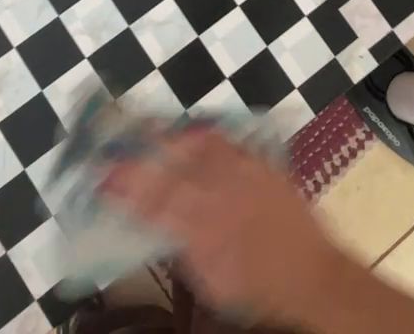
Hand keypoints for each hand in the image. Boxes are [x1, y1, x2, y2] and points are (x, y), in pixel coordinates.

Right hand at [98, 128, 356, 326]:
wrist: (313, 276)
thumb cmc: (257, 289)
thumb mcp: (208, 280)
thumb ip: (180, 245)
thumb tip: (155, 224)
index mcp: (201, 227)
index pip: (152, 198)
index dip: (123, 183)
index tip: (101, 175)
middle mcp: (222, 193)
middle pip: (172, 162)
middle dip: (139, 146)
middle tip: (114, 135)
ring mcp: (244, 174)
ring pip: (199, 144)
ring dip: (170, 134)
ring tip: (147, 125)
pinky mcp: (264, 164)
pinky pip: (230, 142)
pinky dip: (207, 136)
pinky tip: (195, 132)